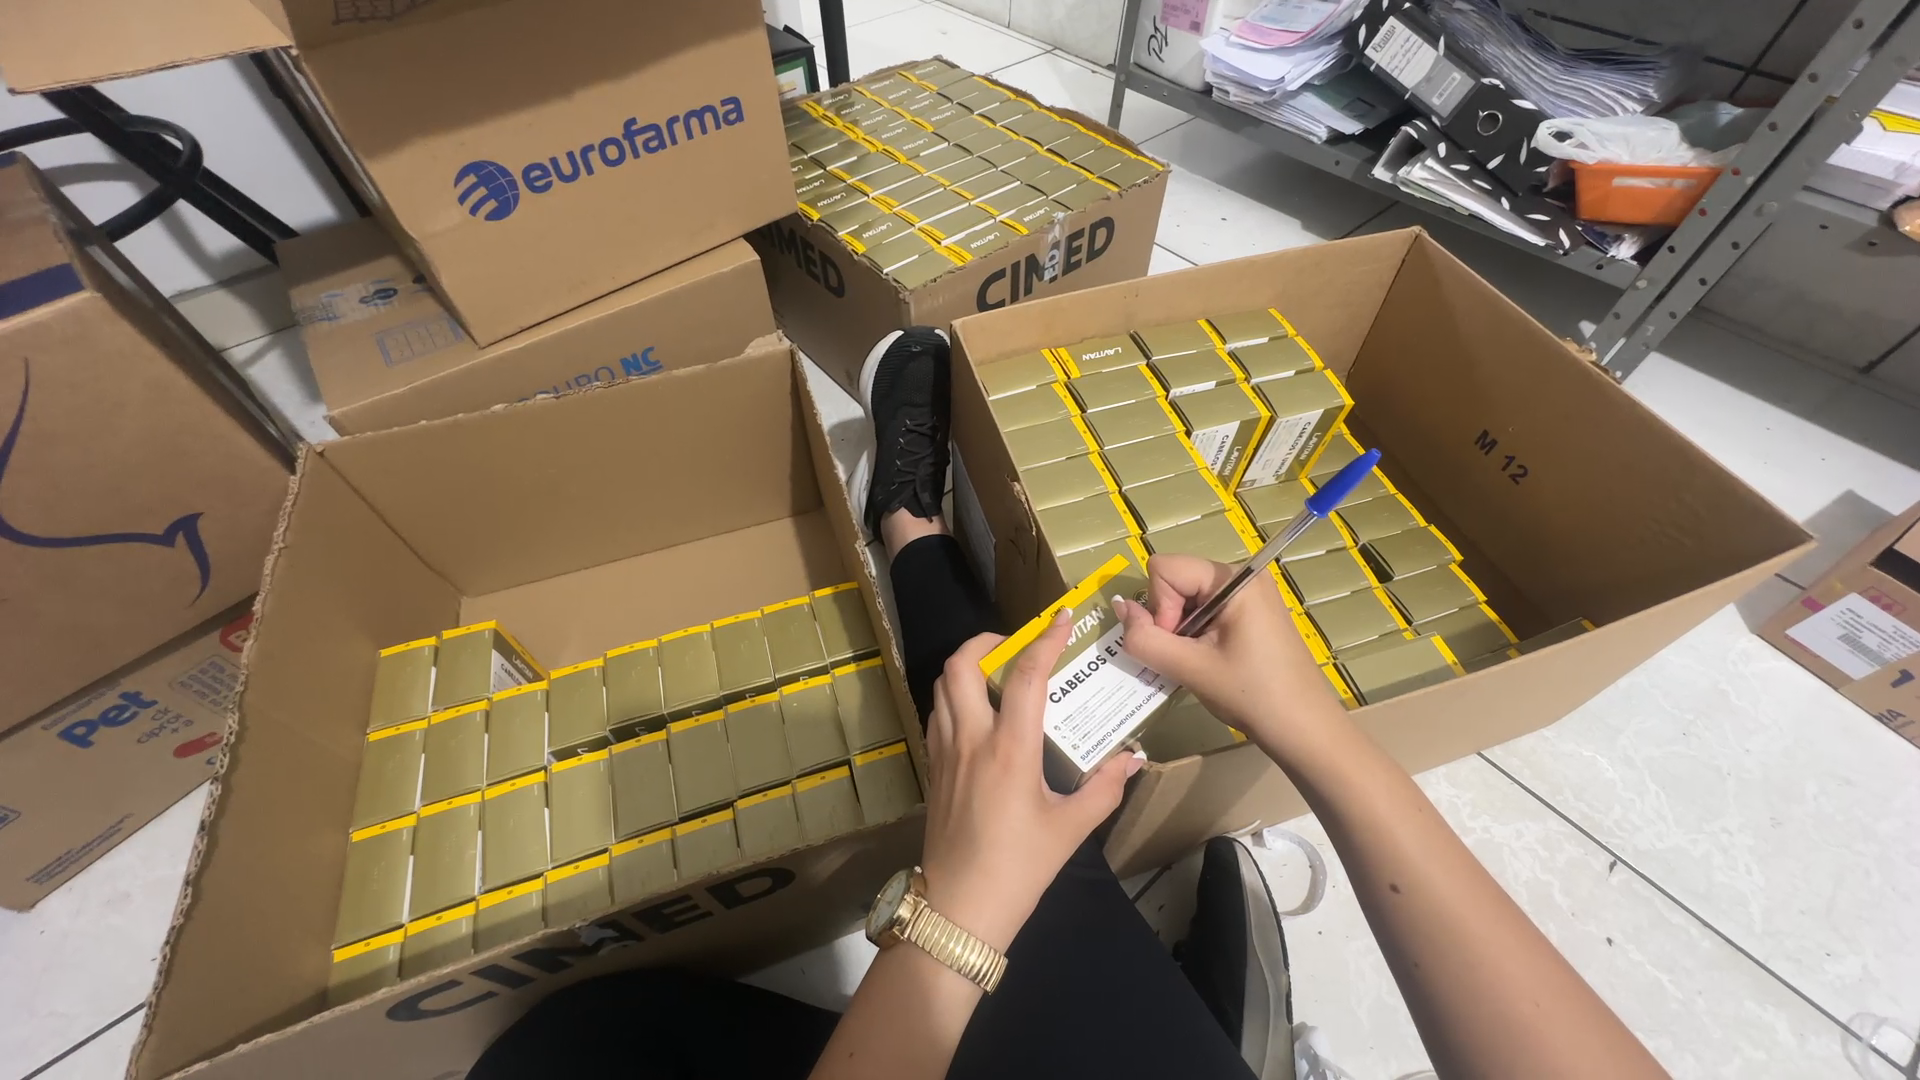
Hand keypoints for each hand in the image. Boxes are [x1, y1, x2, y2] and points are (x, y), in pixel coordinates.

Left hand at [918, 614, 1145, 951]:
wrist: (958, 909)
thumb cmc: (1018, 868)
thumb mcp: (1070, 830)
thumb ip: (1104, 789)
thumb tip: (1132, 759)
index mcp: (1009, 748)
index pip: (1025, 676)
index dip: (1044, 640)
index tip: (1060, 617)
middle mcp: (970, 738)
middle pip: (961, 665)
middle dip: (986, 642)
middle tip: (1015, 645)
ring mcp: (943, 751)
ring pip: (941, 685)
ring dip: (965, 666)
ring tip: (996, 673)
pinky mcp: (932, 768)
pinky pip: (936, 713)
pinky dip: (953, 695)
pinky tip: (977, 714)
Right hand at [1113, 553, 1344, 752]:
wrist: (1305, 730)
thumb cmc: (1252, 695)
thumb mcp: (1190, 668)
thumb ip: (1146, 638)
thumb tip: (1119, 608)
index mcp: (1233, 578)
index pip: (1164, 568)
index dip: (1159, 605)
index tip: (1179, 642)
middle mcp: (1240, 576)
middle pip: (1174, 579)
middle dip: (1168, 618)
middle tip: (1188, 656)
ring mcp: (1246, 594)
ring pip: (1184, 597)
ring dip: (1179, 630)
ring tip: (1199, 661)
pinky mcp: (1248, 613)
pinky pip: (1202, 609)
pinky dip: (1193, 633)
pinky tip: (1207, 660)